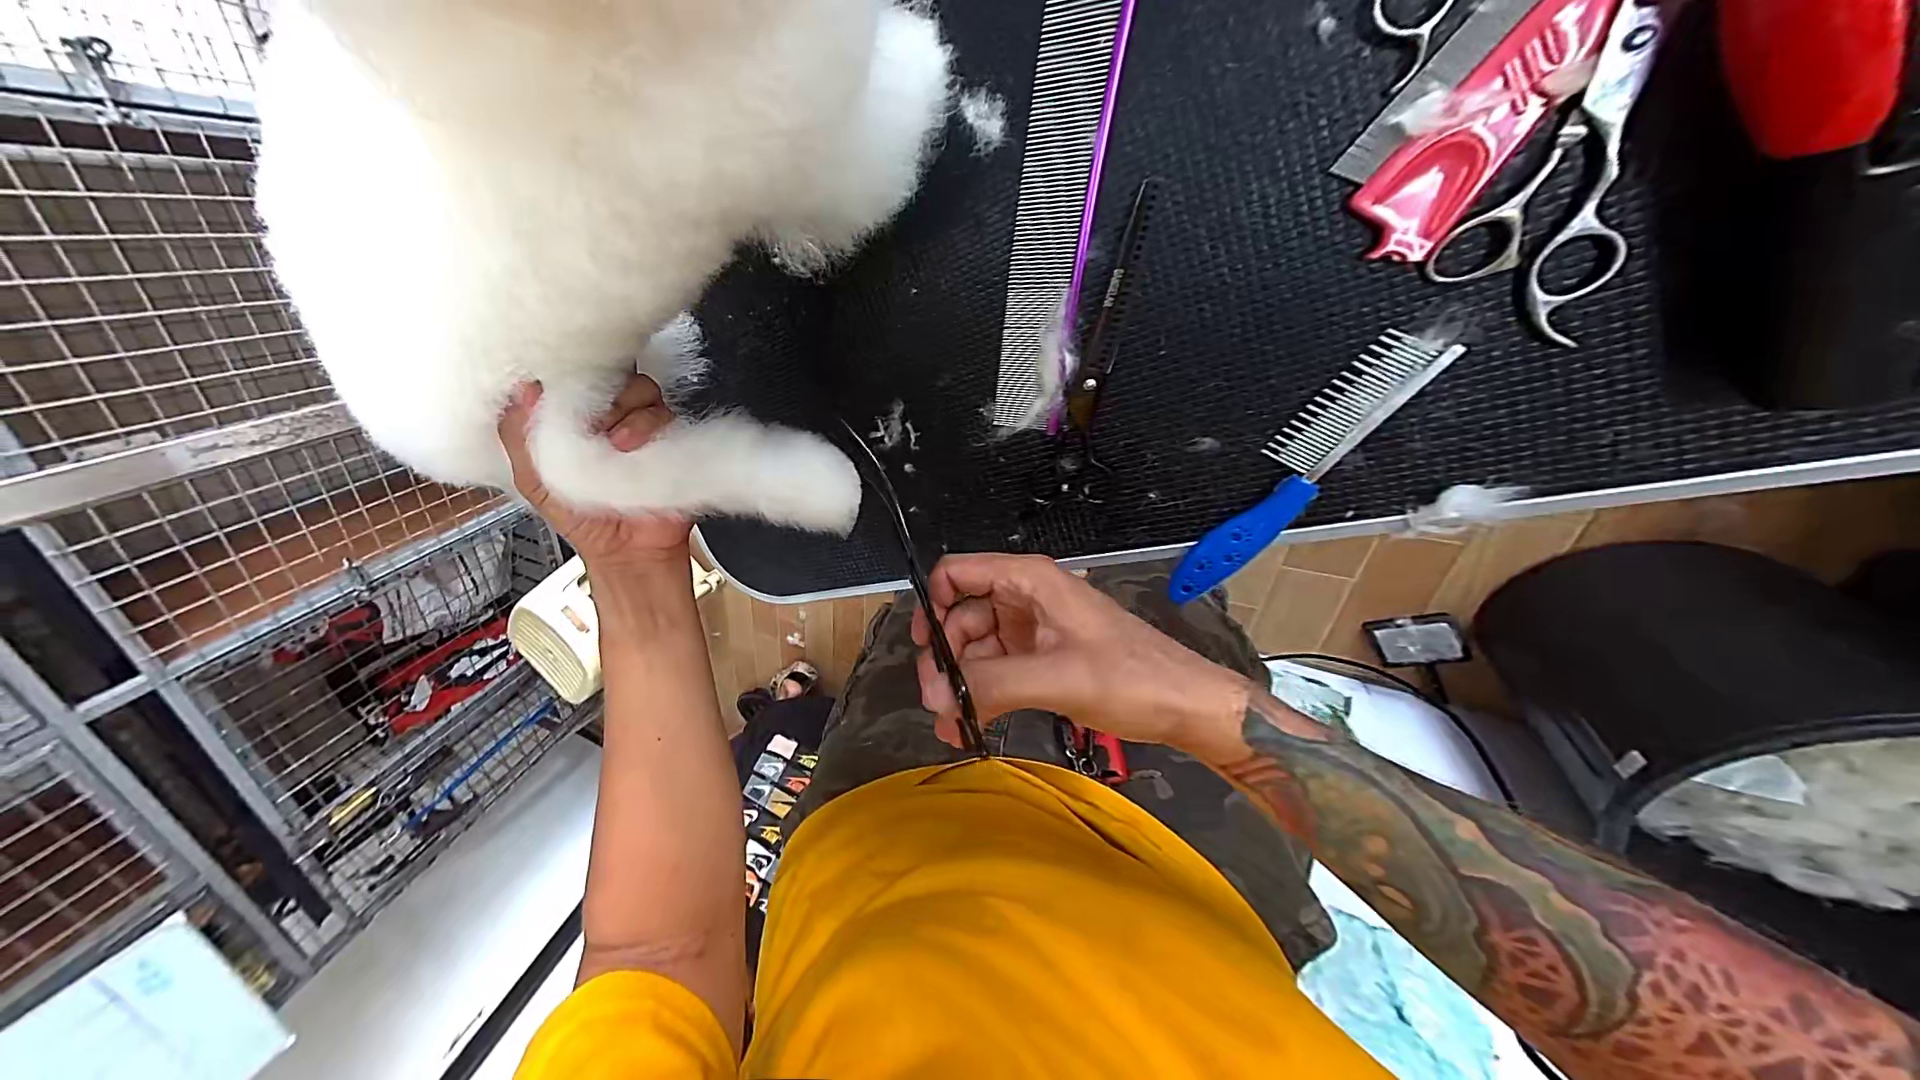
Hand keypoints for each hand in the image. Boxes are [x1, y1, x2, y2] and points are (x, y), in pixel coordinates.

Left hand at [497, 377, 691, 569]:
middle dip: (609, 397)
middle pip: (619, 380)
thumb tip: (522, 392)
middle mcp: (617, 421)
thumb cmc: (583, 519)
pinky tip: (638, 450)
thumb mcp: (534, 480)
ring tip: (619, 444)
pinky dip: (654, 428)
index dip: (578, 379)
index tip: (568, 397)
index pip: (583, 379)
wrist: (625, 551)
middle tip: (598, 424)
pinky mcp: (675, 444)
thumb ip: (520, 436)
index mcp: (582, 422)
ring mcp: (648, 432)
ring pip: (647, 395)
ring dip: (632, 415)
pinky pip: (671, 419)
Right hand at [910, 554, 1252, 762]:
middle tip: (940, 703)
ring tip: (954, 726)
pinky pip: (997, 670)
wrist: (1185, 706)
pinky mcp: (1042, 659)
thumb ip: (992, 684)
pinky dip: (981, 694)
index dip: (933, 605)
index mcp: (1031, 581)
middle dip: (946, 657)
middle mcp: (1027, 599)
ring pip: (976, 648)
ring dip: (961, 684)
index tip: (925, 650)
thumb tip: (935, 700)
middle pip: (961, 616)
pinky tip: (970, 726)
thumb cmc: (1132, 678)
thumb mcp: (1059, 677)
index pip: (958, 573)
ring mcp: (1034, 630)